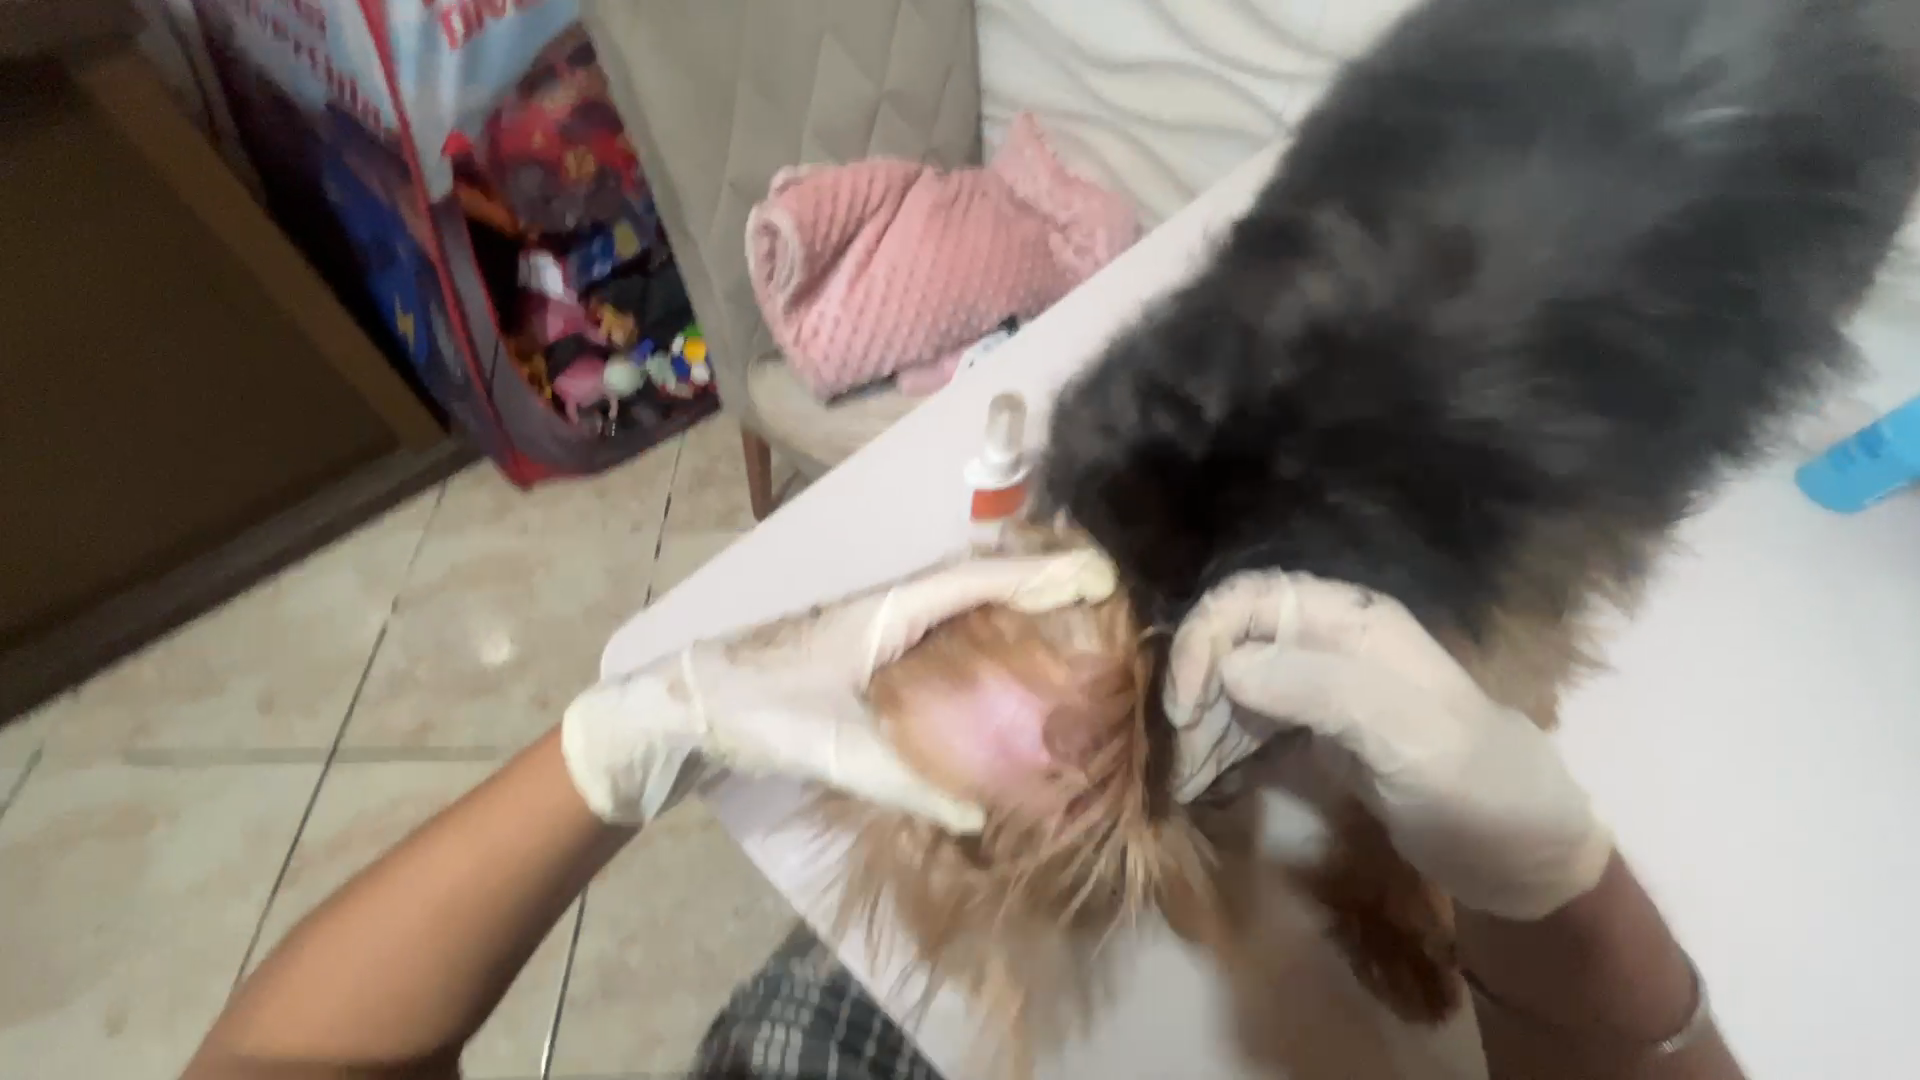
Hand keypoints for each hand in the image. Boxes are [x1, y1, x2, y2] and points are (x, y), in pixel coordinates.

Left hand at [562, 550, 1118, 832]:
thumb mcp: (836, 748)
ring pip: (955, 593)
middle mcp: (890, 601)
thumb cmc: (759, 708)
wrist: (689, 701)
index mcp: (888, 610)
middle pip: (974, 576)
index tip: (1096, 575)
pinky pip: (939, 618)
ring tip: (1062, 606)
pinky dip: (979, 620)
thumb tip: (981, 814)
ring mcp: (878, 617)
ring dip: (1009, 592)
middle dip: (1036, 574)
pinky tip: (996, 647)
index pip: (974, 582)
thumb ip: (908, 780)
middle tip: (1094, 586)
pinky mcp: (868, 639)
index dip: (1038, 577)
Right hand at [1164, 570, 1614, 919]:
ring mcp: (1310, 685)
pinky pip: (1242, 724)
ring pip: (1226, 687)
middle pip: (1228, 643)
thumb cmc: (1481, 791)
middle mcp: (1321, 641)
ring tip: (1183, 785)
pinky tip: (1201, 783)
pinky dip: (1215, 751)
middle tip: (1179, 762)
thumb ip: (1327, 692)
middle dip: (1195, 696)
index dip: (1204, 638)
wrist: (1522, 860)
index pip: (1249, 598)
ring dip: (1199, 730)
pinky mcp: (1304, 727)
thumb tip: (1229, 668)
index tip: (1183, 704)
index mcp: (1348, 622)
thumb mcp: (1415, 741)